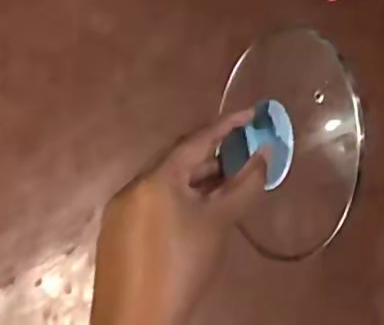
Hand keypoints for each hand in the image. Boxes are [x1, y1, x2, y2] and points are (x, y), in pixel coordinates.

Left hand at [90, 109, 267, 324]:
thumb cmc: (180, 269)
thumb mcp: (219, 223)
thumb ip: (246, 183)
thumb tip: (266, 151)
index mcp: (156, 179)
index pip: (198, 140)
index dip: (228, 125)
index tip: (253, 114)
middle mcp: (133, 187)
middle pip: (180, 157)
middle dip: (214, 150)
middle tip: (243, 145)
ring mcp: (121, 213)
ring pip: (167, 180)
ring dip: (198, 175)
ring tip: (229, 177)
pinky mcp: (117, 236)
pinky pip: (155, 200)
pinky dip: (181, 195)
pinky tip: (201, 207)